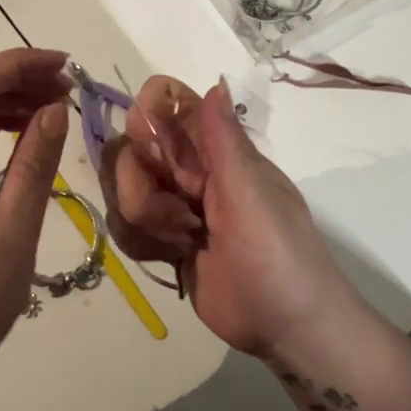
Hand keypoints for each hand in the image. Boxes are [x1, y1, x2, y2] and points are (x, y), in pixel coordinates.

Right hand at [100, 77, 351, 357]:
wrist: (287, 330)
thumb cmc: (278, 255)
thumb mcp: (253, 196)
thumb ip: (225, 141)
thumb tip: (216, 80)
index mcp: (215, 148)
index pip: (164, 104)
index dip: (145, 117)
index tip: (151, 149)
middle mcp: (189, 169)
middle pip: (129, 149)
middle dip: (140, 185)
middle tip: (180, 215)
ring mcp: (173, 205)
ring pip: (122, 189)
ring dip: (144, 219)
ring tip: (183, 242)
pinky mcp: (161, 240)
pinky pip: (125, 226)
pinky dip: (142, 243)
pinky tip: (173, 260)